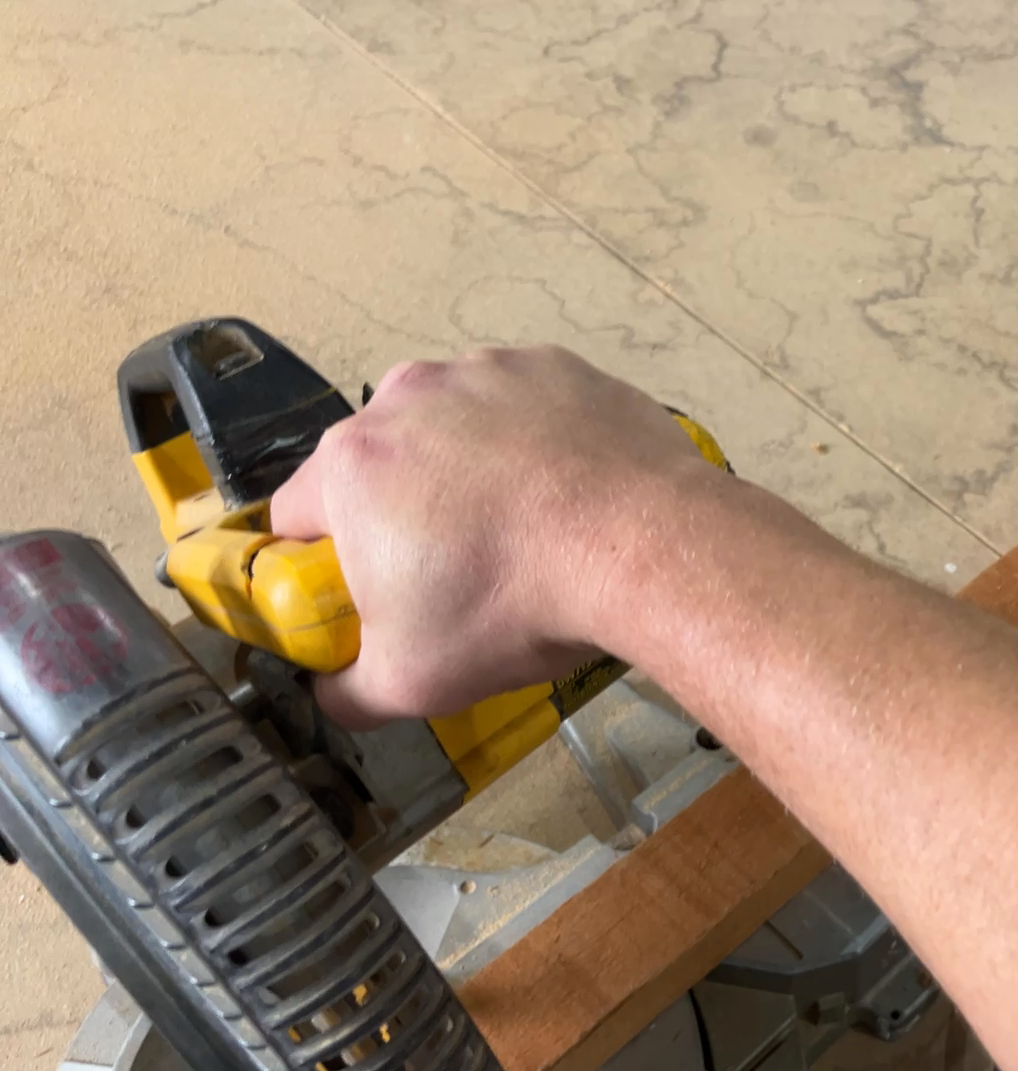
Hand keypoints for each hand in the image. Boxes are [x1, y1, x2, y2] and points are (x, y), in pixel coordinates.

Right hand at [270, 346, 714, 726]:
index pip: (305, 517)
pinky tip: (584, 481)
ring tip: (544, 517)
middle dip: (418, 505)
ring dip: (486, 461)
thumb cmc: (523, 607)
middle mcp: (415, 393)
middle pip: (391, 461)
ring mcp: (500, 372)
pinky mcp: (569, 369)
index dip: (336, 561)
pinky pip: (539, 404)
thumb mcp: (414, 680)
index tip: (388, 588)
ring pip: (467, 424)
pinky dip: (551, 435)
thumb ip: (347, 691)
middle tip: (480, 557)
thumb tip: (331, 692)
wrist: (650, 548)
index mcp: (353, 462)